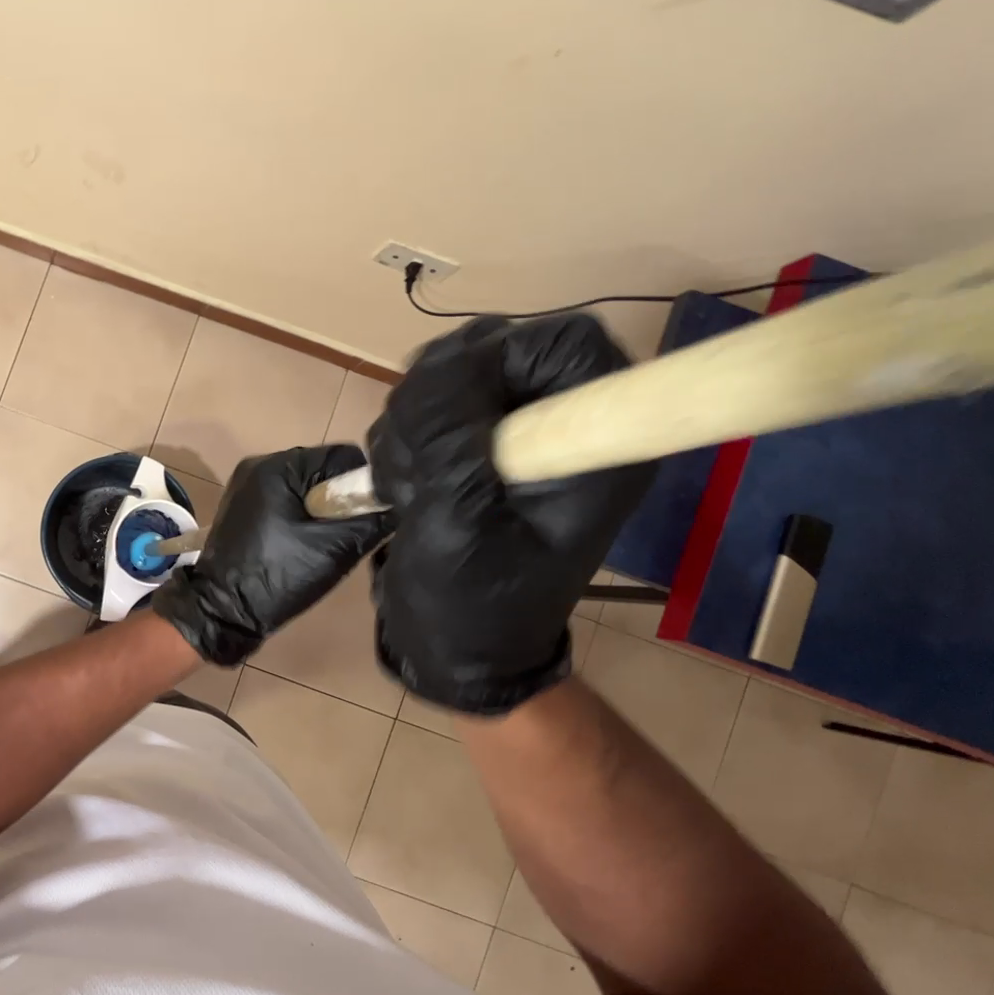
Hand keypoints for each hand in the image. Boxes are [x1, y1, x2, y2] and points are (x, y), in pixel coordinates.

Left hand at [152, 445, 387, 665]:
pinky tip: (302, 544)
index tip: (369, 515)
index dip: (363, 483)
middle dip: (340, 498)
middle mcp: (258, 466)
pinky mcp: (242, 507)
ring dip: (321, 510)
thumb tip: (395, 502)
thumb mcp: (334, 548)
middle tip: (346, 533)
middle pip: (322, 470)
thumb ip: (371, 519)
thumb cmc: (277, 575)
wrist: (222, 610)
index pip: (342, 456)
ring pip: (305, 487)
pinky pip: (284, 500)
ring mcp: (246, 487)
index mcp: (278, 466)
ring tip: (324, 542)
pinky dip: (300, 517)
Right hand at [368, 314, 654, 714]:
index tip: (453, 413)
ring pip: (449, 376)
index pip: (566, 344)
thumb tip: (432, 365)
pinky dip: (400, 438)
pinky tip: (403, 484)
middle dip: (437, 399)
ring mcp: (513, 435)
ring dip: (410, 426)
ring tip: (409, 489)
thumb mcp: (457, 526)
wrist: (453, 650)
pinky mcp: (475, 447)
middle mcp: (560, 426)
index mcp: (593, 444)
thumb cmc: (472, 605)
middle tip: (415, 464)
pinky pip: (426, 407)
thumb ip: (448, 443)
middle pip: (496, 348)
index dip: (502, 356)